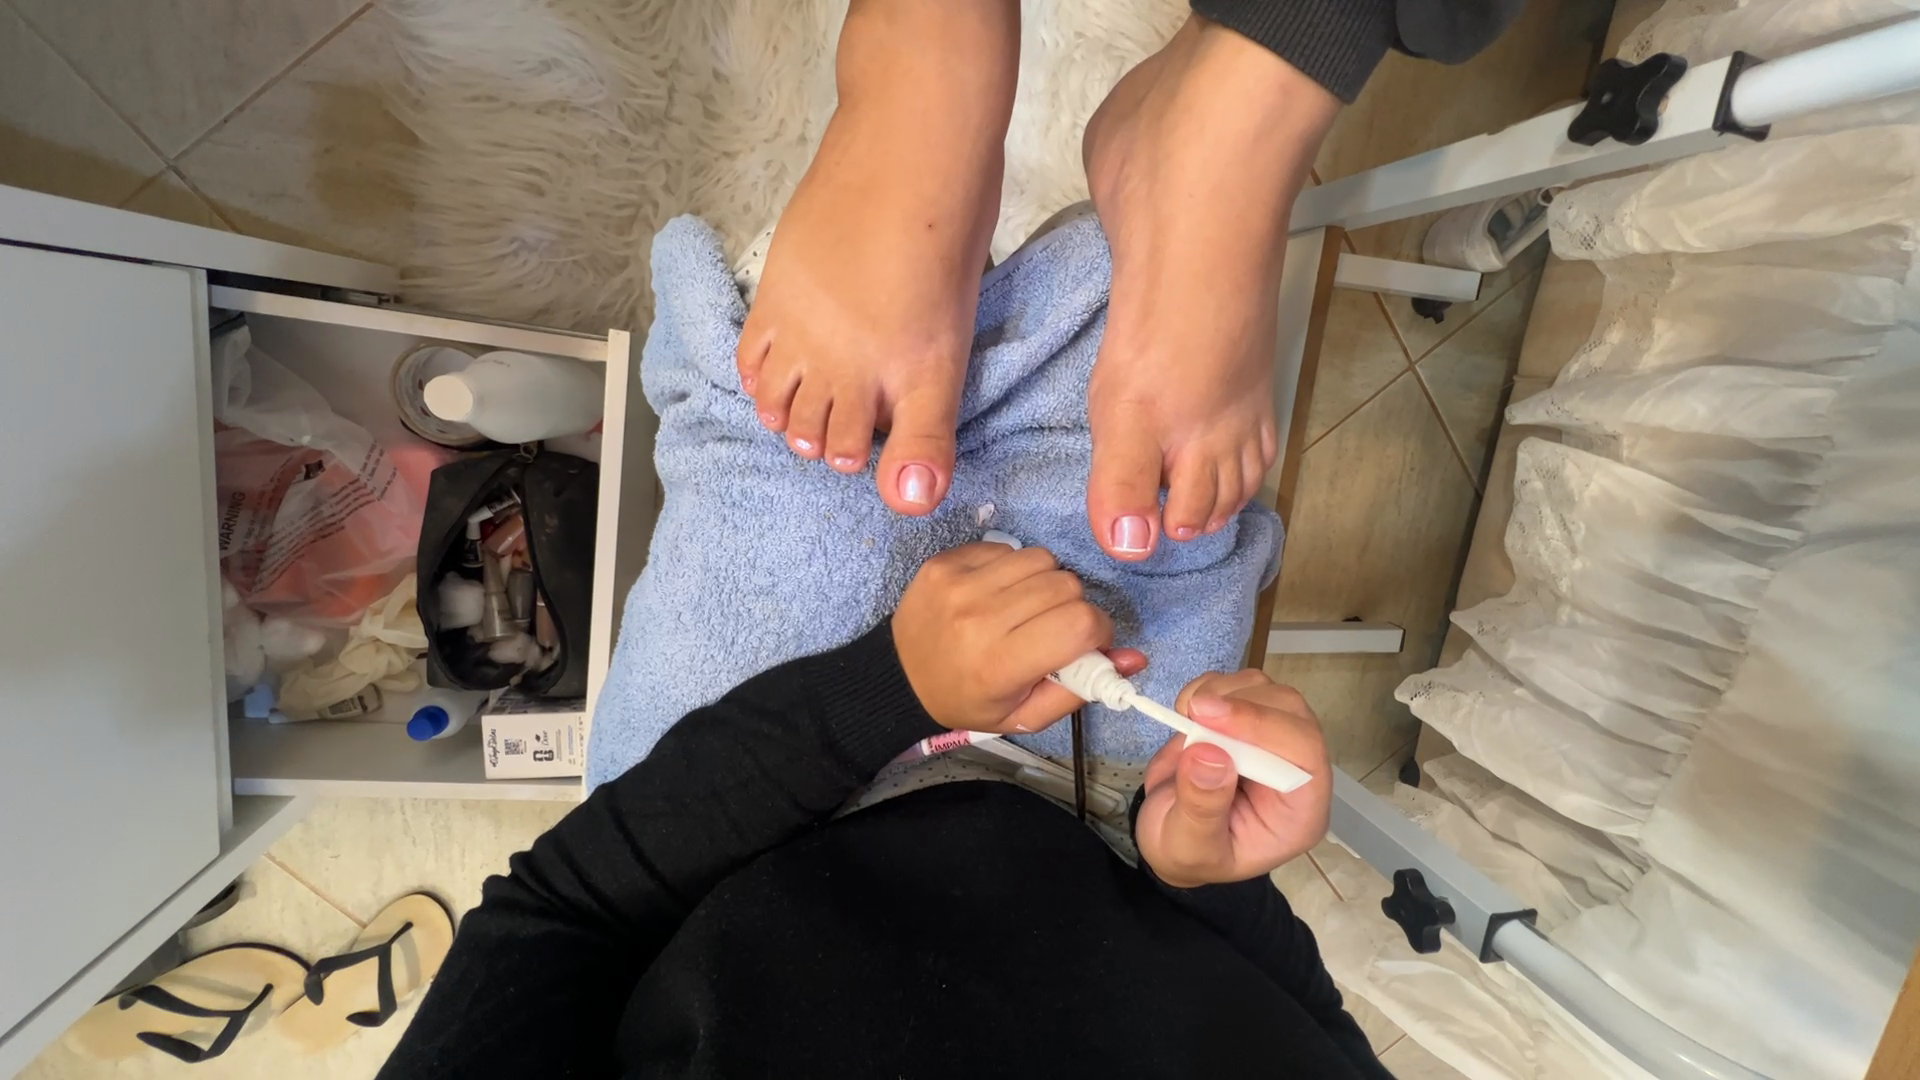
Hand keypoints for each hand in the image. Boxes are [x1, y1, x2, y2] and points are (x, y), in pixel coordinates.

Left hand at [893, 542, 1146, 733]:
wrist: (900, 675)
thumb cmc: (967, 699)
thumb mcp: (1024, 714)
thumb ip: (1082, 689)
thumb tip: (1134, 657)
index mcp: (999, 664)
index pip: (1079, 624)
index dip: (1096, 631)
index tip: (1085, 642)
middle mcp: (978, 618)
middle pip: (1066, 585)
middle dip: (1073, 606)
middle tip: (1052, 627)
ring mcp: (959, 583)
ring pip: (1042, 559)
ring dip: (1045, 582)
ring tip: (1024, 608)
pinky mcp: (946, 560)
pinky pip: (1007, 547)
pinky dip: (1013, 568)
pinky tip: (997, 592)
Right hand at [1134, 670, 1331, 887]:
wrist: (1169, 837)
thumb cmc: (1187, 852)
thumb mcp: (1189, 846)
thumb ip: (1201, 806)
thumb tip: (1209, 752)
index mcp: (1297, 808)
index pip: (1303, 750)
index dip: (1261, 724)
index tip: (1206, 716)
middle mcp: (1292, 768)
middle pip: (1290, 710)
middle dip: (1239, 704)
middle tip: (1191, 712)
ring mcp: (1267, 739)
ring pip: (1264, 690)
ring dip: (1221, 692)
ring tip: (1186, 718)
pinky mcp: (1241, 719)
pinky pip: (1236, 684)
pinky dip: (1207, 687)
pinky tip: (1186, 712)